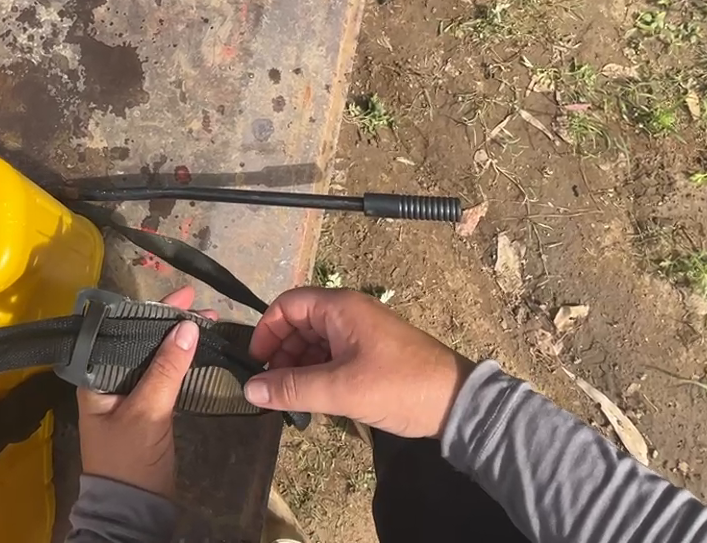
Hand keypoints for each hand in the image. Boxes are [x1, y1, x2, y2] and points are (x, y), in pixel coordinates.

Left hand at [76, 286, 204, 498]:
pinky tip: (198, 350)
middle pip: (141, 339)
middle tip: (200, 303)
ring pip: (155, 355)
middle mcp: (110, 379)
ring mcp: (130, 394)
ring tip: (208, 320)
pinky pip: (164, 374)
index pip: (123, 329)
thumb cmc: (129, 460)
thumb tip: (188, 326)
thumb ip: (166, 369)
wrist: (134, 515)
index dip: (152, 309)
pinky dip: (181, 360)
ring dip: (179, 338)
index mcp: (97, 376)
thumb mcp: (147, 412)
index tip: (183, 295)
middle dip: (170, 321)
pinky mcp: (148, 408)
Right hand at [243, 286, 472, 438]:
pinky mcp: (370, 354)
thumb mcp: (341, 389)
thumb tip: (250, 389)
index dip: (267, 330)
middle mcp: (347, 313)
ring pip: (315, 342)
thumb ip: (293, 388)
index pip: (287, 304)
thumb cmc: (398, 385)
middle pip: (299, 323)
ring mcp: (360, 333)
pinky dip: (317, 373)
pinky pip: (332, 355)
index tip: (256, 362)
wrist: (456, 403)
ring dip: (299, 366)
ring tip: (291, 398)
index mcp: (339, 307)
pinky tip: (314, 400)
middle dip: (281, 352)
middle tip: (272, 387)